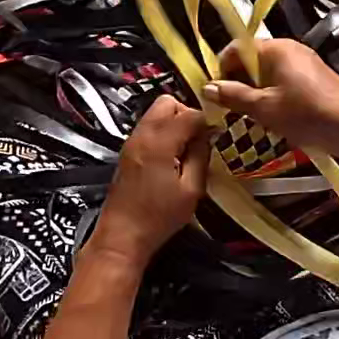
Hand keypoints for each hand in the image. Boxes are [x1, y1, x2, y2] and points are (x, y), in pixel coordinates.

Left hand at [85, 95, 210, 266]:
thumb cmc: (159, 217)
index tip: (217, 135)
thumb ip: (201, 156)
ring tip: (187, 150)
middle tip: (199, 139)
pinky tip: (173, 157)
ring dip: (175, 123)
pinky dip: (164, 133)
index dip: (207, 121)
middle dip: (187, 115)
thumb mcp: (192, 189)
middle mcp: (142, 134)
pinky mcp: (127, 151)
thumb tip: (208, 135)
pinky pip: (149, 128)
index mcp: (159, 142)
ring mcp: (131, 142)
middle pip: (168, 102)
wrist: (122, 235)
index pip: (190, 113)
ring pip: (156, 113)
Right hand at [201, 38, 338, 148]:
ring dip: (256, 91)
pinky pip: (283, 79)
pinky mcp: (313, 76)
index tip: (217, 95)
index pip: (235, 48)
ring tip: (255, 116)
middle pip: (251, 59)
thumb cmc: (305, 114)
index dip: (221, 70)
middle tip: (234, 109)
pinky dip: (273, 94)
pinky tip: (276, 116)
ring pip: (266, 72)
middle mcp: (288, 47)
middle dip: (238, 82)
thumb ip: (233, 96)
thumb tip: (207, 87)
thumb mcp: (263, 108)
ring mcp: (303, 61)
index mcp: (274, 48)